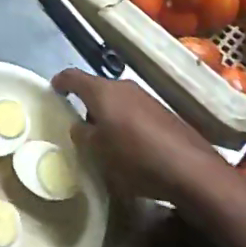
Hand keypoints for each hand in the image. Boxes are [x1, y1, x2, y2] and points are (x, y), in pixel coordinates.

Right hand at [52, 68, 222, 200]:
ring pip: (117, 100)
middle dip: (87, 104)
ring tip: (106, 139)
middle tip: (81, 126)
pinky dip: (127, 122)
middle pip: (97, 89)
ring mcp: (146, 97)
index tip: (53, 89)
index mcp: (102, 91)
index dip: (61, 81)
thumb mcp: (98, 153)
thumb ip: (83, 136)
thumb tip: (80, 126)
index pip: (73, 76)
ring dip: (108, 114)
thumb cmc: (135, 158)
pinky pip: (135, 111)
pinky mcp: (164, 112)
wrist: (192, 170)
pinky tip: (131, 146)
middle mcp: (123, 86)